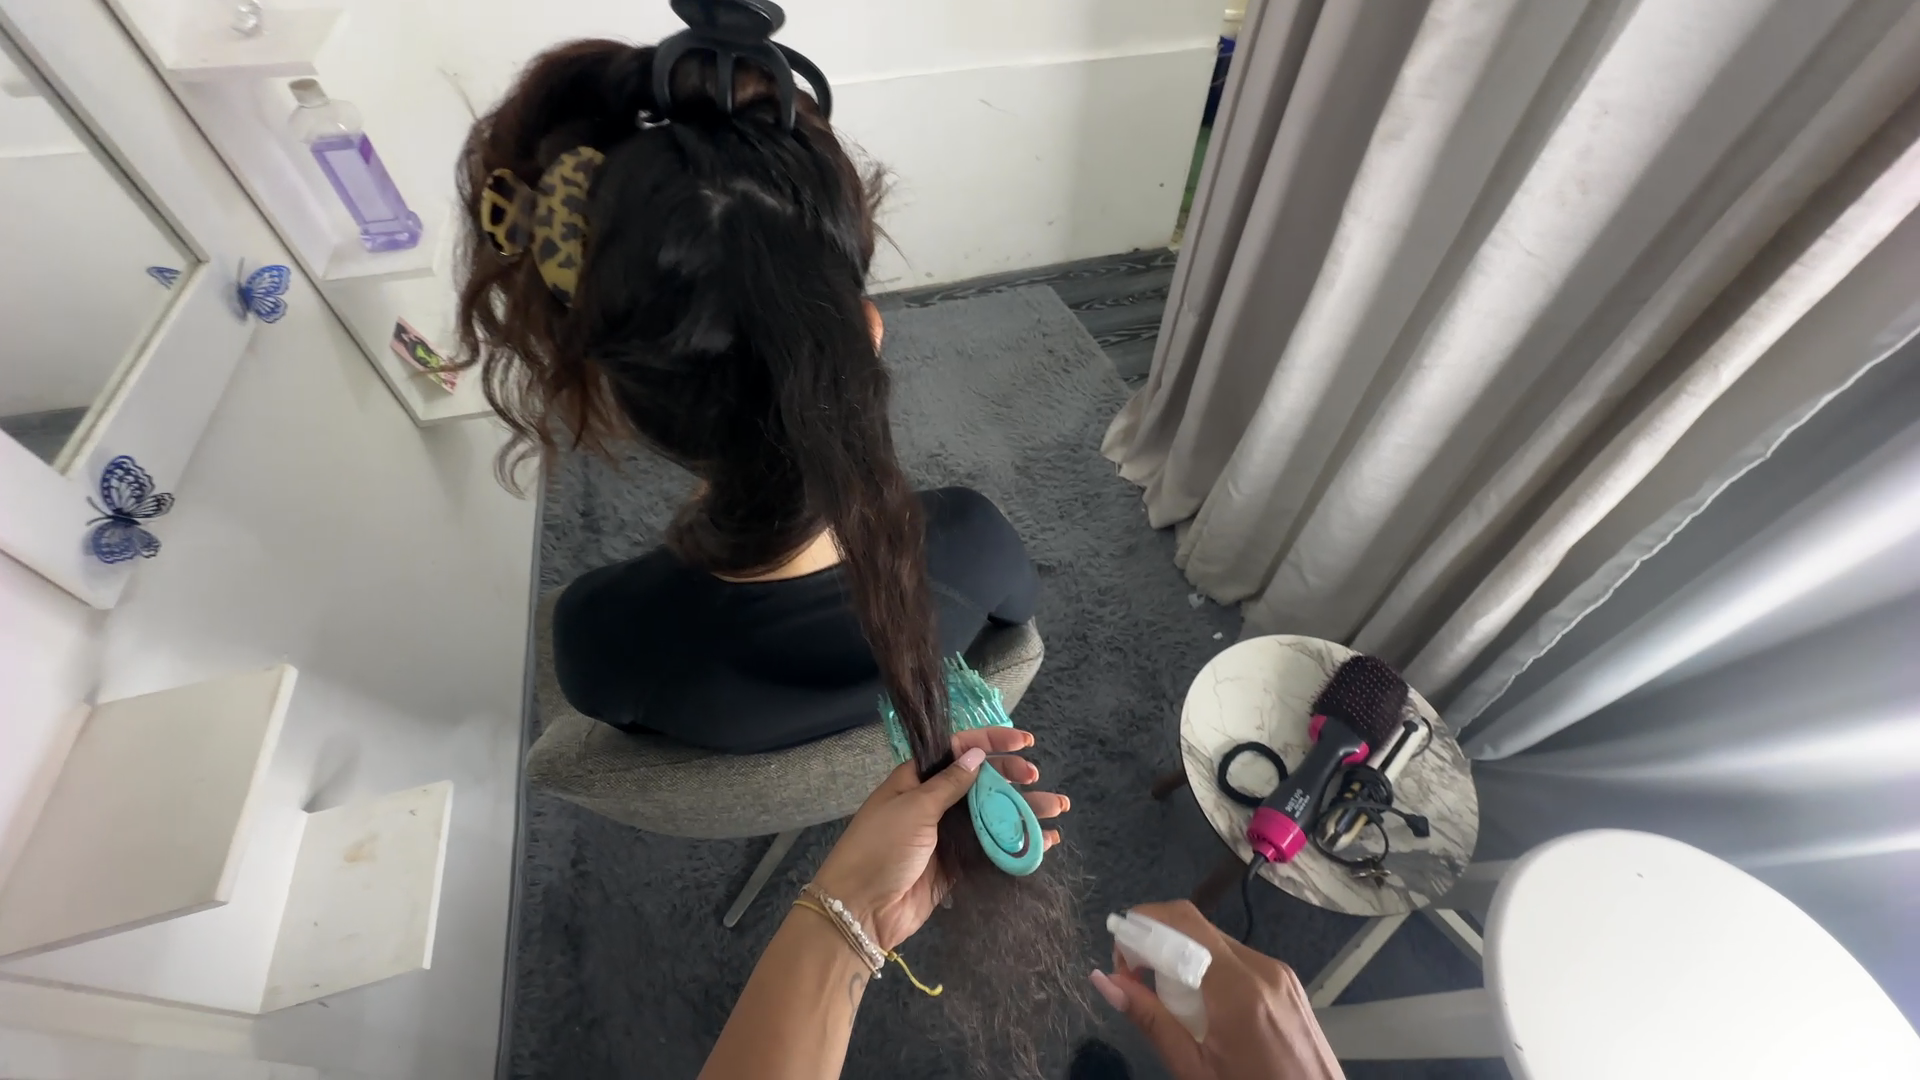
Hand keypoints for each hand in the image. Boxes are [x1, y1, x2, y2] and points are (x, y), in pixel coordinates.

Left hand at [810, 727, 1066, 952]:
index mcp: (917, 779)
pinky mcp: (956, 867)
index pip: (959, 750)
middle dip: (1011, 776)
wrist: (860, 911)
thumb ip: (949, 784)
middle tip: (1036, 777)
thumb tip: (976, 754)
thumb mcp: (914, 808)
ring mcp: (946, 835)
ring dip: (1023, 810)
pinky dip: (1017, 844)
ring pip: (991, 815)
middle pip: (980, 782)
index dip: (991, 742)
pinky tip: (1045, 841)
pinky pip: (991, 849)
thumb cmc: (881, 848)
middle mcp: (934, 802)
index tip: (1024, 742)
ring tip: (1057, 808)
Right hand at [1090, 901, 1343, 1079]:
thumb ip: (1149, 1019)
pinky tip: (1202, 1004)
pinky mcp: (1288, 980)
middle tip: (1135, 976)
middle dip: (1156, 938)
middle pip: (1194, 925)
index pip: (1180, 923)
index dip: (1141, 926)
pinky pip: (1236, 956)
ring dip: (1181, 954)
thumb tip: (1103, 979)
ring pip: (1214, 939)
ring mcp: (1278, 970)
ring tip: (1169, 999)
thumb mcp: (1195, 1070)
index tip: (1121, 961)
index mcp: (1237, 988)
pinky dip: (1208, 967)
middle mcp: (1261, 966)